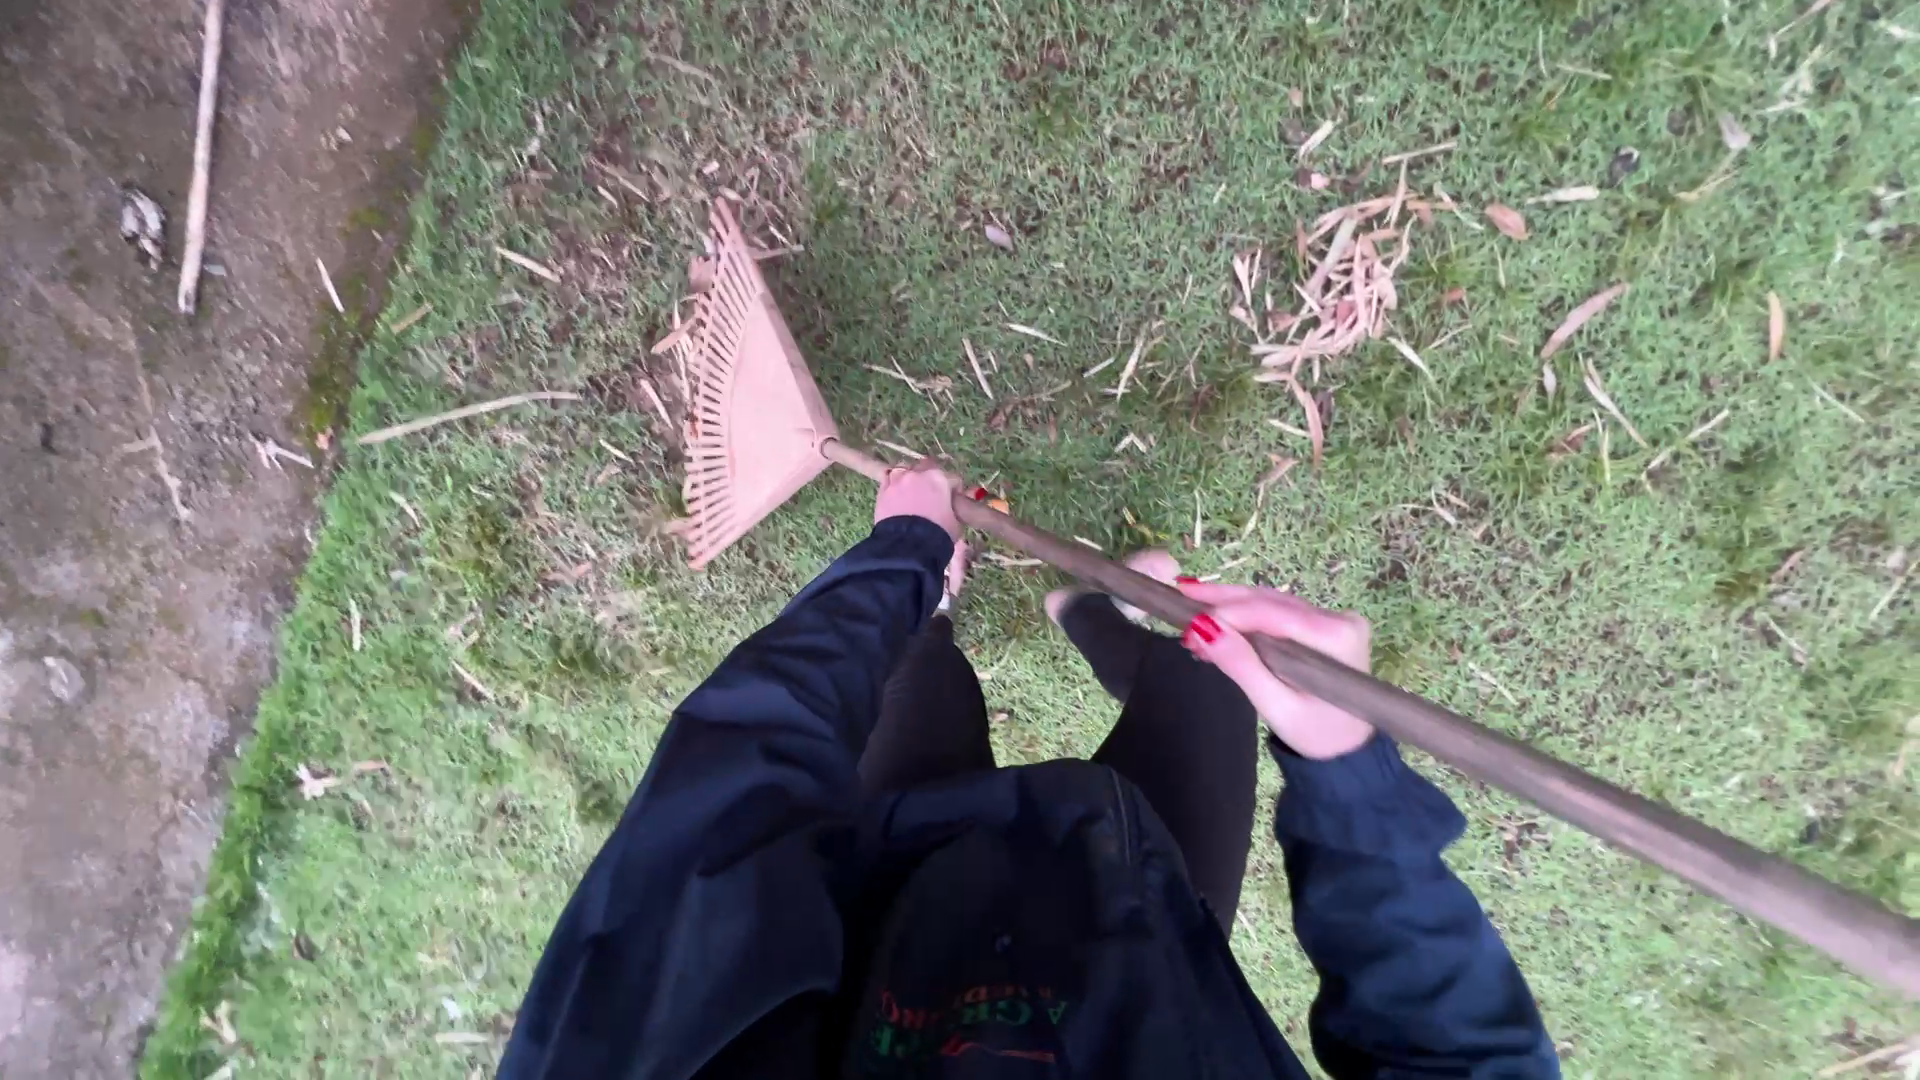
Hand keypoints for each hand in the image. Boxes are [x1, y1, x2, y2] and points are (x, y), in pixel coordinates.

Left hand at [874, 458, 961, 540]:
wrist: (906, 547)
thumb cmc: (937, 535)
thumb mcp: (956, 525)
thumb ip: (955, 511)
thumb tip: (953, 510)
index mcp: (940, 479)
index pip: (953, 479)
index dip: (954, 491)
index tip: (954, 501)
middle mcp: (919, 474)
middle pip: (928, 467)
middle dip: (932, 478)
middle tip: (933, 493)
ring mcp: (899, 479)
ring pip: (906, 469)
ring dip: (911, 477)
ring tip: (911, 490)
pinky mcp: (883, 489)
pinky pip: (889, 480)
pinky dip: (894, 484)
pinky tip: (896, 493)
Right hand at [1174, 583, 1373, 759]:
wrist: (1347, 748)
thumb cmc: (1315, 733)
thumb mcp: (1274, 706)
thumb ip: (1240, 665)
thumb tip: (1201, 627)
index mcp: (1336, 637)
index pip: (1273, 612)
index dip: (1229, 611)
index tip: (1189, 619)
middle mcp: (1338, 619)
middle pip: (1269, 601)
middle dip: (1222, 603)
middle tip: (1181, 599)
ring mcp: (1332, 617)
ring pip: (1268, 602)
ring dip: (1227, 607)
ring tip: (1190, 617)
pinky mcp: (1321, 622)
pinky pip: (1274, 611)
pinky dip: (1242, 615)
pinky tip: (1214, 622)